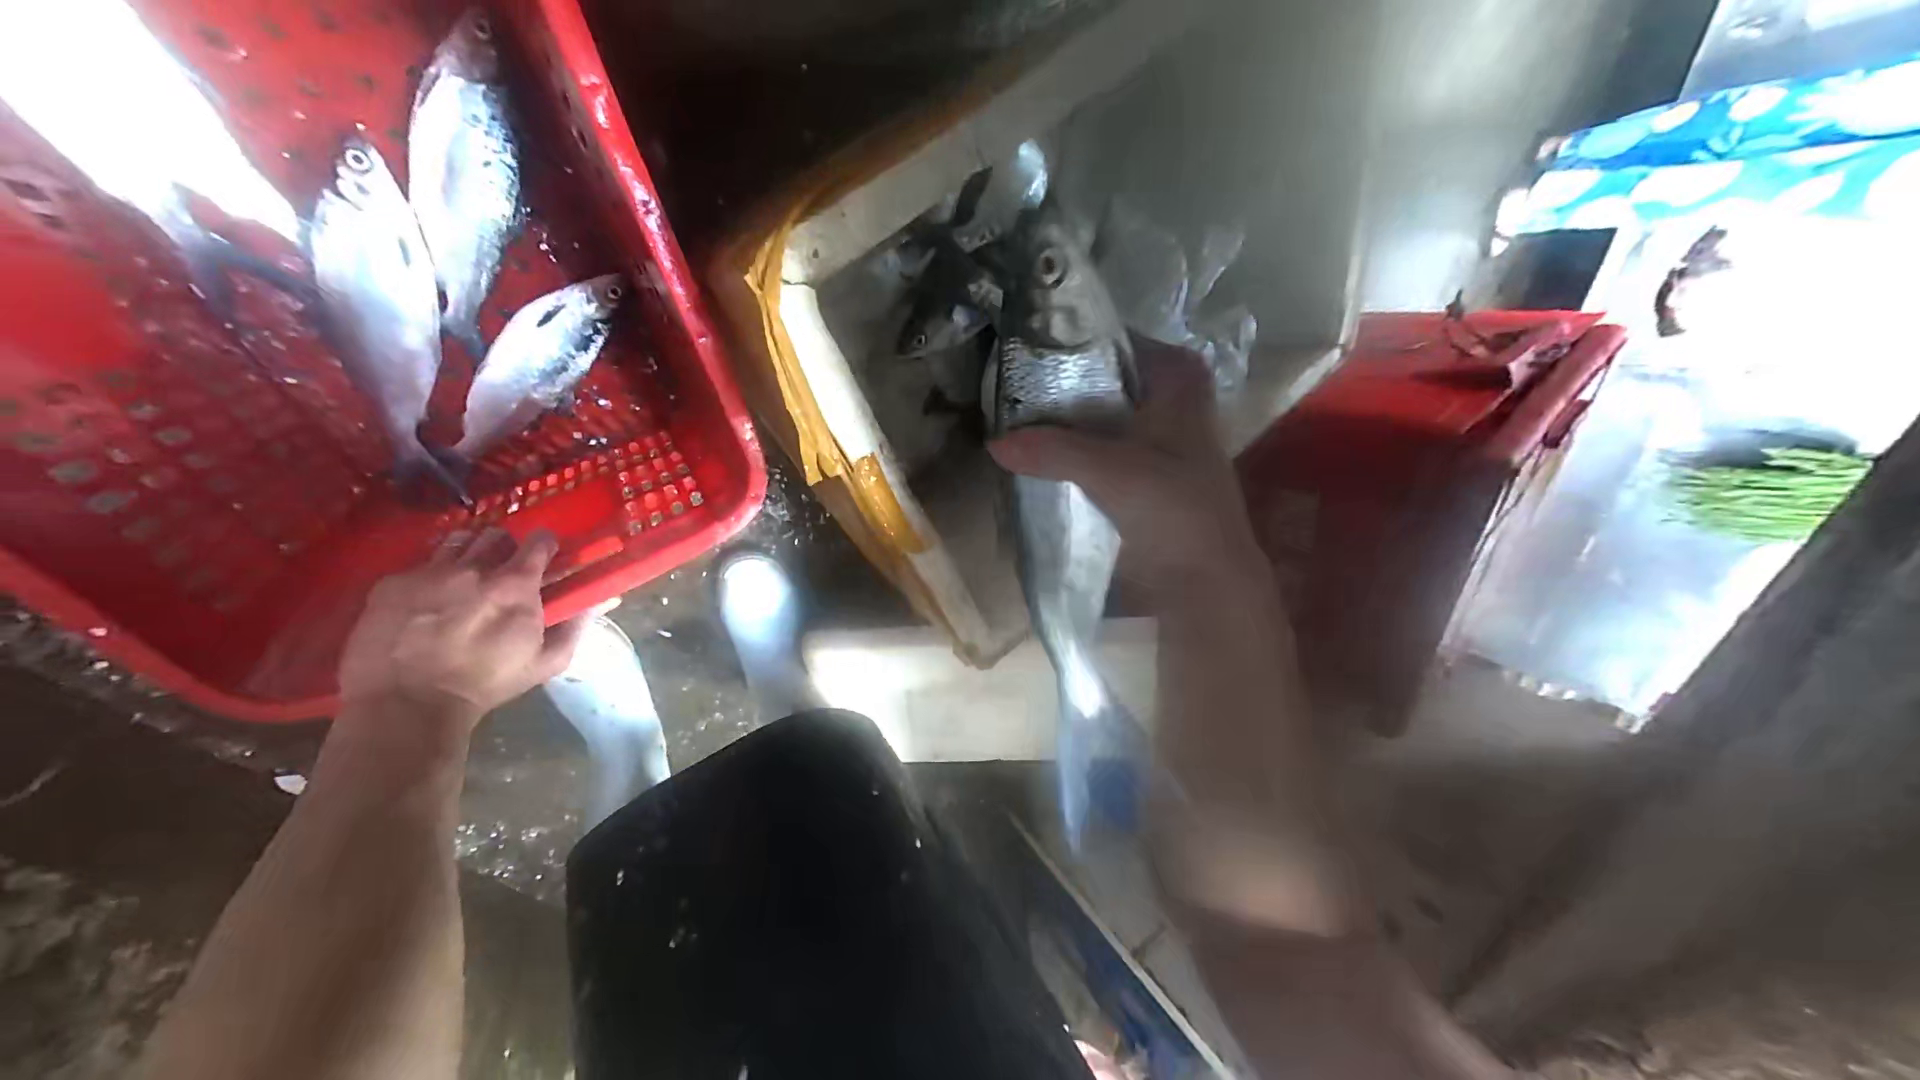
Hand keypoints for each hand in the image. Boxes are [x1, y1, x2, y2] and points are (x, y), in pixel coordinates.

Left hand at [337, 527, 588, 724]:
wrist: (409, 704)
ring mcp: (429, 572)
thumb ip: (575, 626)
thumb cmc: (487, 684)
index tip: (545, 556)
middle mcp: (474, 567)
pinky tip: (428, 600)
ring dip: (467, 554)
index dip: (544, 545)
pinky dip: (429, 576)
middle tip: (503, 571)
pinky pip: (418, 565)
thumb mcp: (546, 662)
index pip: (539, 540)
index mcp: (516, 584)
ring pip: (456, 542)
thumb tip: (602, 600)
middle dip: (504, 549)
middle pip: (496, 535)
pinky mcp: (391, 583)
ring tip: (465, 577)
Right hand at [989, 338, 1265, 590]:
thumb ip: (1054, 451)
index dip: (1071, 344)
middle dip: (1060, 385)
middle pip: (1103, 379)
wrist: (1204, 579)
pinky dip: (1072, 450)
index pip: (1115, 342)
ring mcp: (1157, 438)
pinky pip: (1097, 447)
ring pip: (1099, 414)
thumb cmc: (1174, 510)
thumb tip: (994, 443)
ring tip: (1014, 418)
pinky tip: (1038, 455)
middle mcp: (1170, 399)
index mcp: (1177, 379)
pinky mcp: (1143, 474)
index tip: (1023, 352)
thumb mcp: (1114, 471)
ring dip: (1063, 421)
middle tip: (1009, 388)